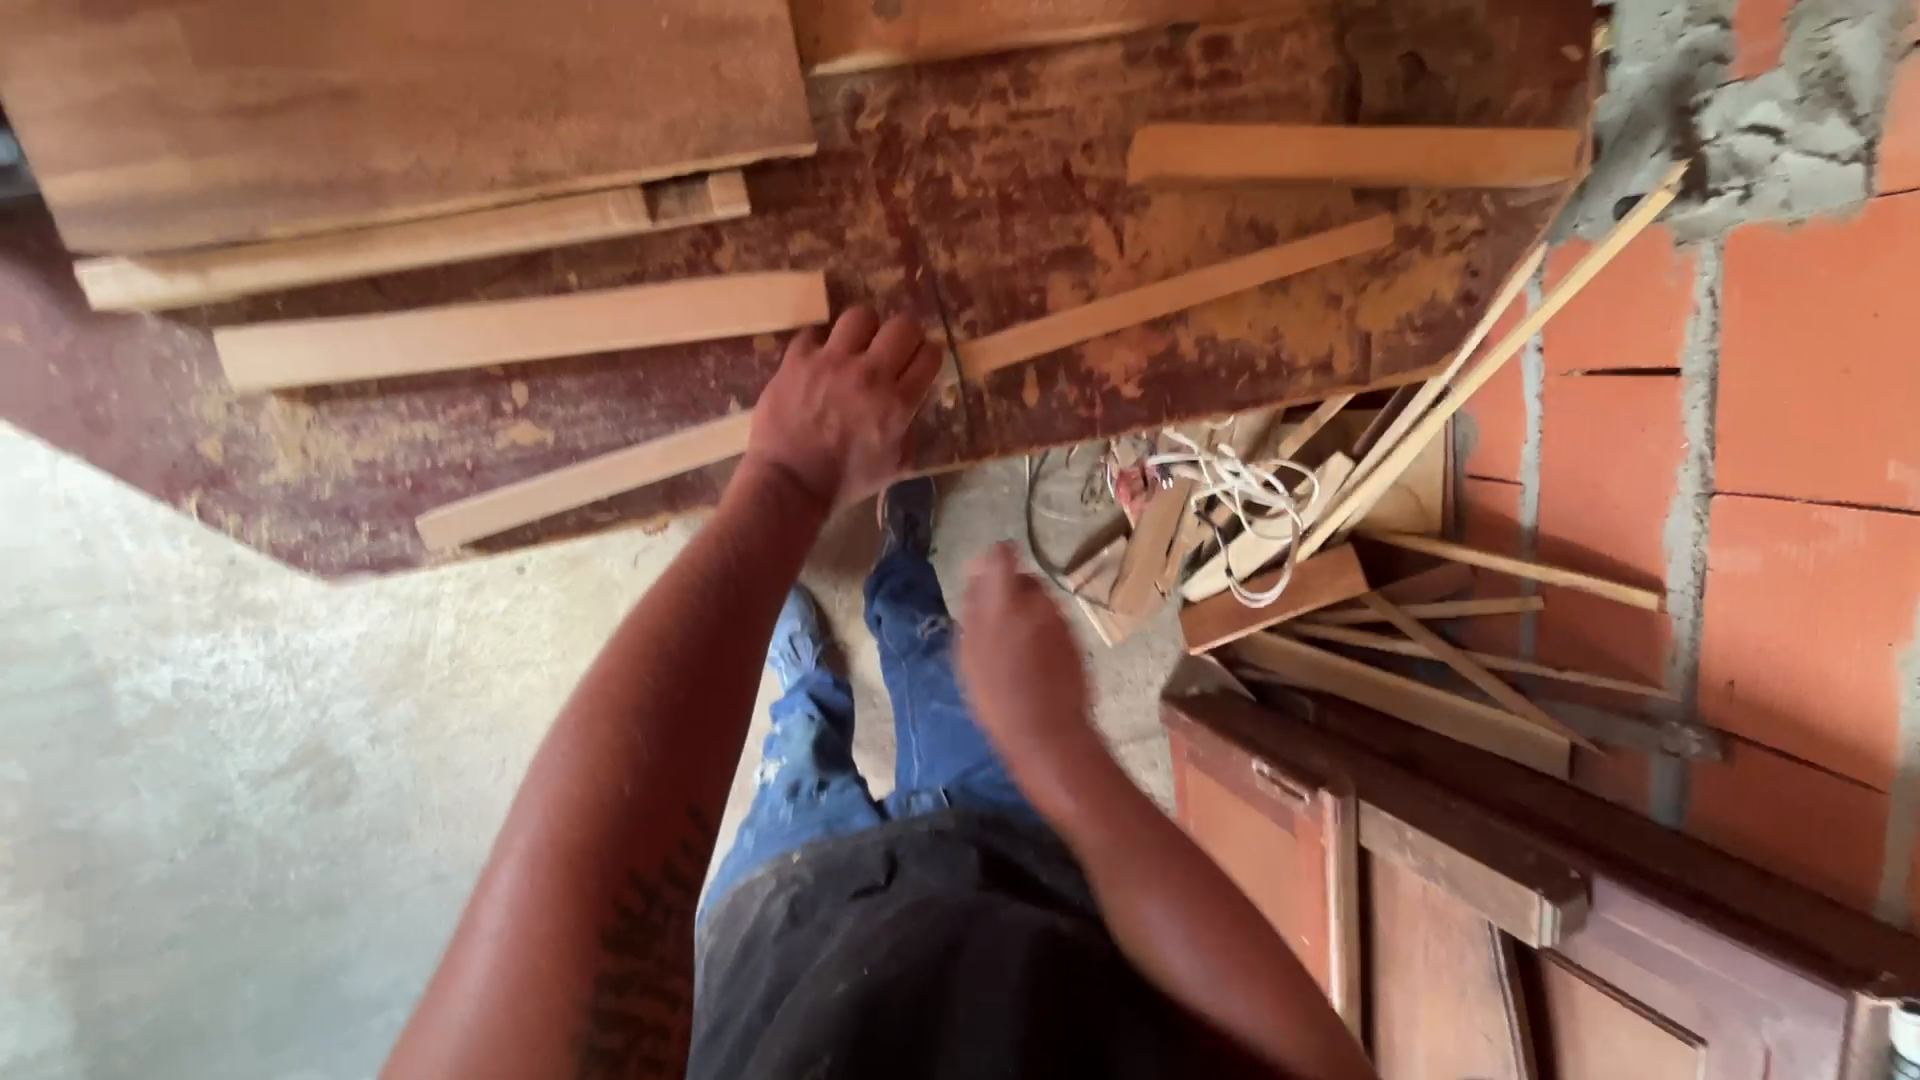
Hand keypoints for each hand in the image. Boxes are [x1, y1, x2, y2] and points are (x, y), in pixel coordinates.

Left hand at [742, 306, 941, 512]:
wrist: (790, 483)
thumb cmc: (845, 482)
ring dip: (864, 330)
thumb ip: (909, 431)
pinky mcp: (798, 360)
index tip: (917, 364)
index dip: (927, 357)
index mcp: (898, 403)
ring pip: (861, 316)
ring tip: (856, 346)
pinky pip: (815, 332)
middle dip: (904, 335)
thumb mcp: (894, 465)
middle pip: (903, 326)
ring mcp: (832, 362)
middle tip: (892, 349)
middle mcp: (870, 374)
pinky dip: (820, 344)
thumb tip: (910, 407)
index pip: (929, 355)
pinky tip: (819, 360)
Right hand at [957, 544, 1100, 765]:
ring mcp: (1062, 621)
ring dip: (1027, 612)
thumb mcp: (969, 655)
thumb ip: (973, 610)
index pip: (1002, 556)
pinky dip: (1043, 631)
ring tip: (1013, 646)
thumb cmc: (997, 697)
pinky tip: (1033, 659)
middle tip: (995, 620)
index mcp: (1006, 602)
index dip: (993, 558)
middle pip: (1024, 578)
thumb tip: (977, 579)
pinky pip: (1054, 623)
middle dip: (1010, 592)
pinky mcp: (1076, 639)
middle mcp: (1039, 603)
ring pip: (1041, 601)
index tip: (983, 574)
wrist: (1047, 732)